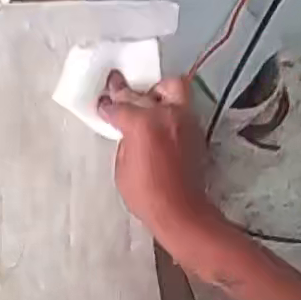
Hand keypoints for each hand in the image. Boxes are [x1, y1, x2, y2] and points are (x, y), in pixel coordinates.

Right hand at [97, 72, 214, 236]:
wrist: (180, 211)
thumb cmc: (149, 196)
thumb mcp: (122, 171)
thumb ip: (125, 144)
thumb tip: (130, 135)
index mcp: (143, 123)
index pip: (120, 106)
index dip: (109, 106)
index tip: (104, 105)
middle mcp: (166, 114)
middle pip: (146, 91)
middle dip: (131, 92)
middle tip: (121, 91)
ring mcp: (185, 120)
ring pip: (173, 88)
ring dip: (158, 93)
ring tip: (148, 104)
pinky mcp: (196, 131)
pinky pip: (182, 108)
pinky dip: (171, 110)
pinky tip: (162, 124)